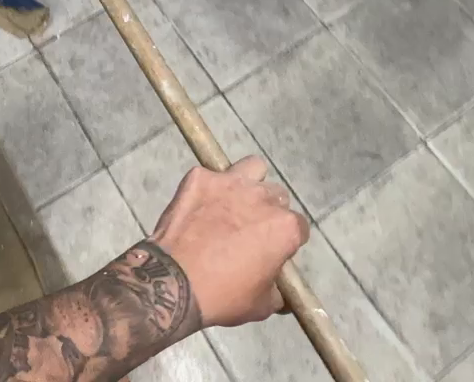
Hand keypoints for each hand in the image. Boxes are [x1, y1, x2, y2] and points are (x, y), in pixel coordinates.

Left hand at [147, 156, 308, 328]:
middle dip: (268, 211)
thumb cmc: (223, 296)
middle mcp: (262, 196)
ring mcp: (229, 181)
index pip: (298, 226)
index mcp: (284, 227)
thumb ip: (278, 287)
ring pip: (252, 168)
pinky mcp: (200, 176)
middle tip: (250, 230)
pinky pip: (211, 175)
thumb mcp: (263, 304)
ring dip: (249, 183)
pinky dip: (209, 188)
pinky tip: (200, 206)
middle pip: (275, 196)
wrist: (175, 281)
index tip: (275, 250)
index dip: (287, 240)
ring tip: (234, 203)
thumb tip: (280, 288)